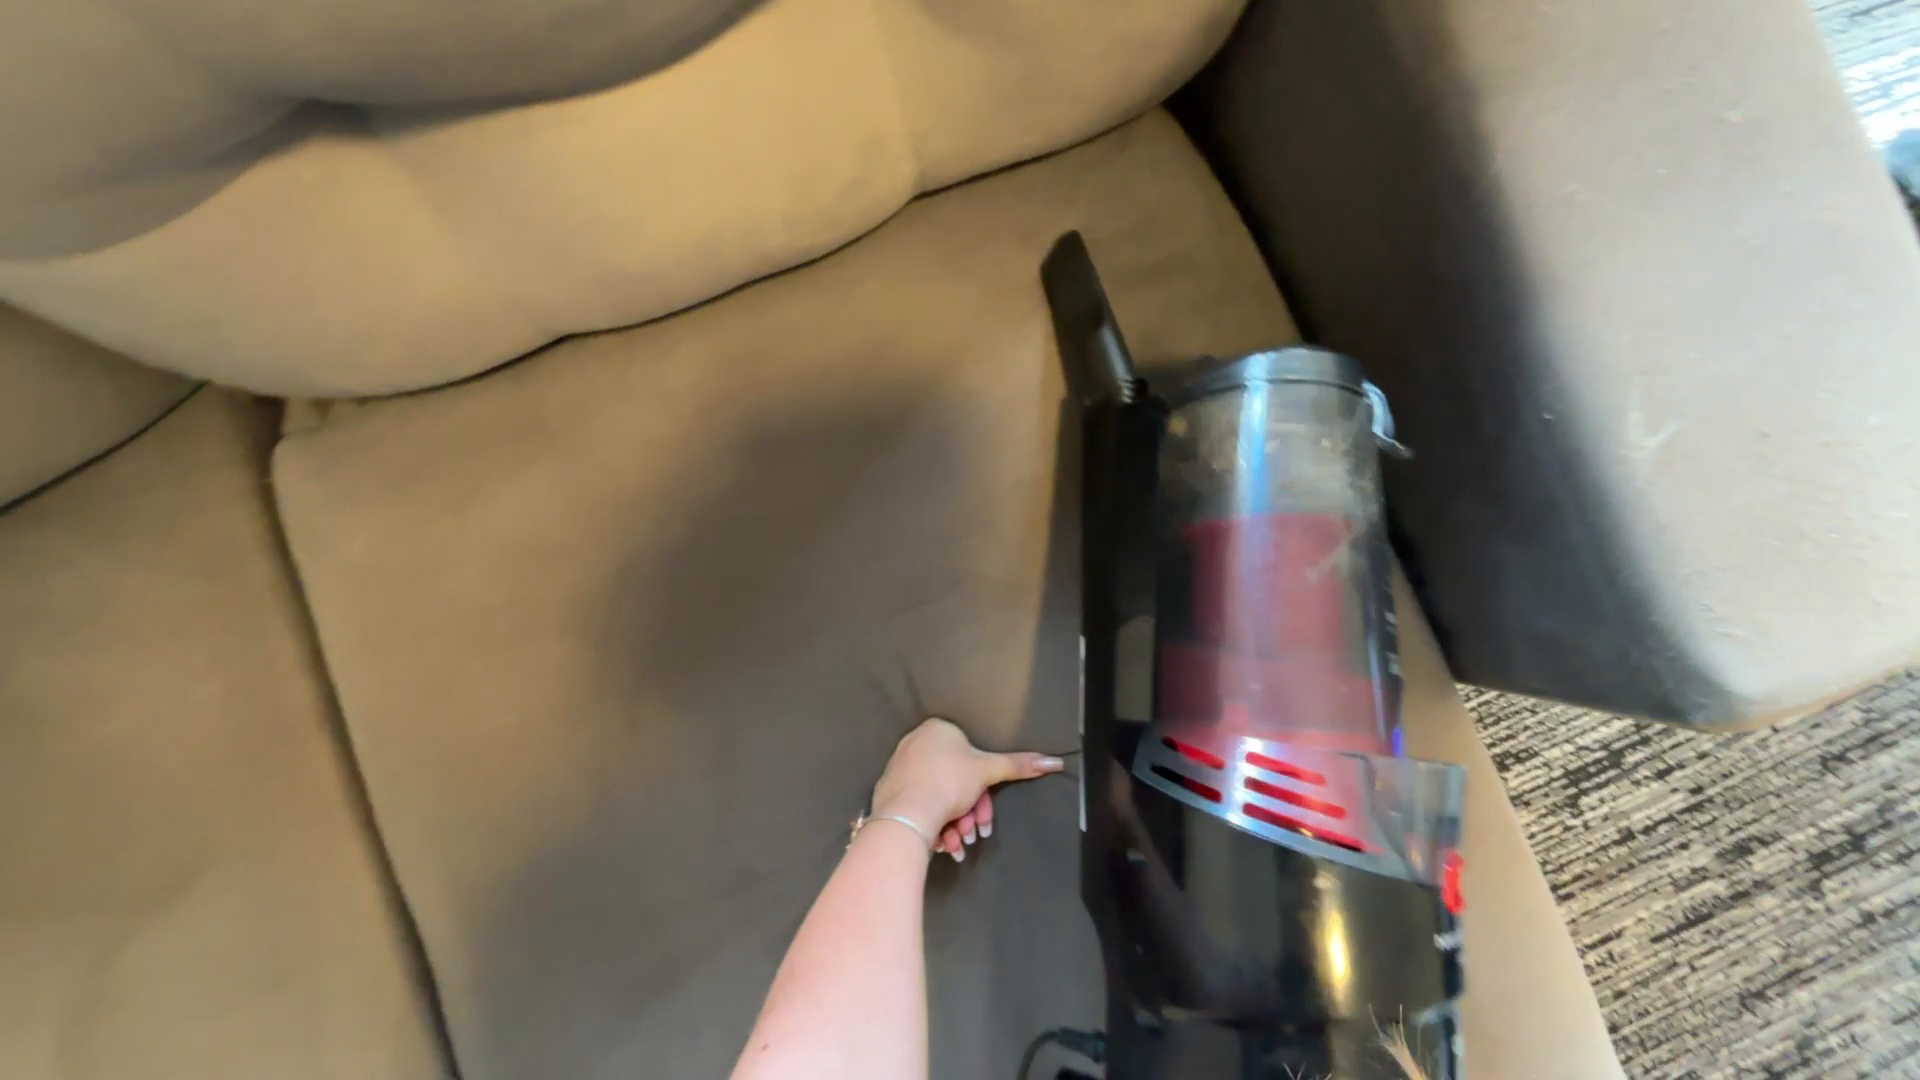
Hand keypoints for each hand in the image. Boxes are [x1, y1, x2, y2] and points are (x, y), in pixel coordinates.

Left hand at [870, 717, 1063, 862]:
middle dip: (969, 812)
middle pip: (956, 781)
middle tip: (973, 833)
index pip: (970, 757)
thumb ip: (1019, 765)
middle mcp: (915, 742)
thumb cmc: (948, 783)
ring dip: (954, 823)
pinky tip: (941, 842)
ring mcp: (900, 766)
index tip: (985, 816)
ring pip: (939, 796)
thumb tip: (1054, 761)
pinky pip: (920, 806)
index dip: (983, 791)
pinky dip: (935, 824)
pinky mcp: (889, 791)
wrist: (906, 815)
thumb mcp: (988, 771)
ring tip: (956, 842)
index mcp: (937, 729)